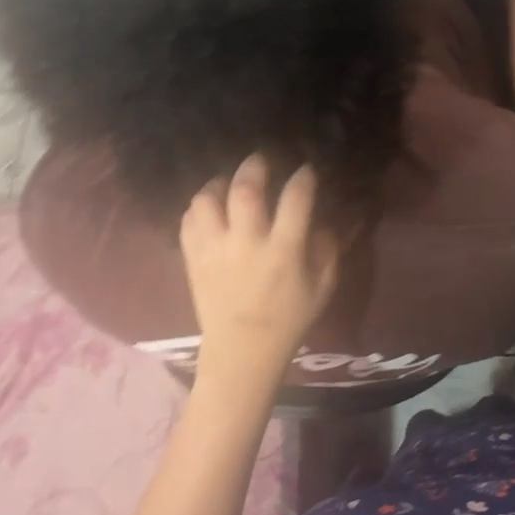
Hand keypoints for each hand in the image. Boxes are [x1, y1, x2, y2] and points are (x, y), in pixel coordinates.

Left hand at [180, 154, 338, 378]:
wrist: (242, 352)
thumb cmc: (288, 319)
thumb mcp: (322, 287)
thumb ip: (327, 249)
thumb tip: (321, 220)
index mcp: (283, 252)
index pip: (295, 199)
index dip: (303, 178)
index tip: (305, 170)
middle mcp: (247, 245)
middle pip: (245, 191)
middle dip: (254, 167)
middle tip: (260, 161)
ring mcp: (215, 251)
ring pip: (207, 201)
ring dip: (218, 184)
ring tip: (228, 184)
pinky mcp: (193, 260)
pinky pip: (187, 221)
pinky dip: (198, 208)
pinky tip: (211, 209)